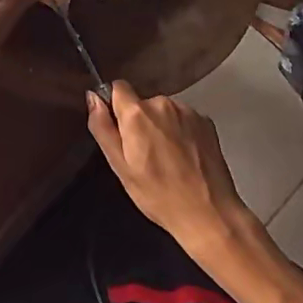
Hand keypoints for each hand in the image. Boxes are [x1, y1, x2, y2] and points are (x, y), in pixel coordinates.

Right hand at [87, 81, 251, 245]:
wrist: (210, 214)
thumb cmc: (159, 195)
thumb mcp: (119, 166)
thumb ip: (102, 126)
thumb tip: (93, 97)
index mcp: (136, 113)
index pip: (118, 87)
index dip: (116, 107)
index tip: (121, 130)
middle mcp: (162, 104)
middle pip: (142, 102)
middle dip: (140, 121)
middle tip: (145, 154)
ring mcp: (187, 112)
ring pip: (163, 111)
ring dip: (162, 126)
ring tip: (168, 159)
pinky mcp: (206, 122)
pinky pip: (184, 118)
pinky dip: (181, 132)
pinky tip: (185, 157)